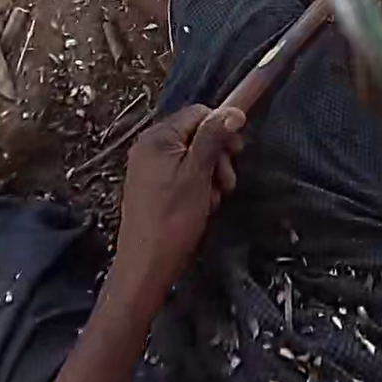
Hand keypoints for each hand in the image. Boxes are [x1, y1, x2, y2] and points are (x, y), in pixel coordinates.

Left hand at [112, 104, 244, 289]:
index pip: (199, 113)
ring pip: (195, 154)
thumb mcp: (198, 173)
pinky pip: (184, 171)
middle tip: (226, 181)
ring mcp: (149, 166)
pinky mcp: (153, 184)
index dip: (221, 129)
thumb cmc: (173, 219)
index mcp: (157, 137)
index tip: (236, 153)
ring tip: (214, 197)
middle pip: (198, 133)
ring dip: (211, 172)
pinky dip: (199, 184)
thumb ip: (213, 138)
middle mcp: (150, 146)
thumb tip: (233, 112)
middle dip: (217, 155)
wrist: (146, 269)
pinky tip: (203, 203)